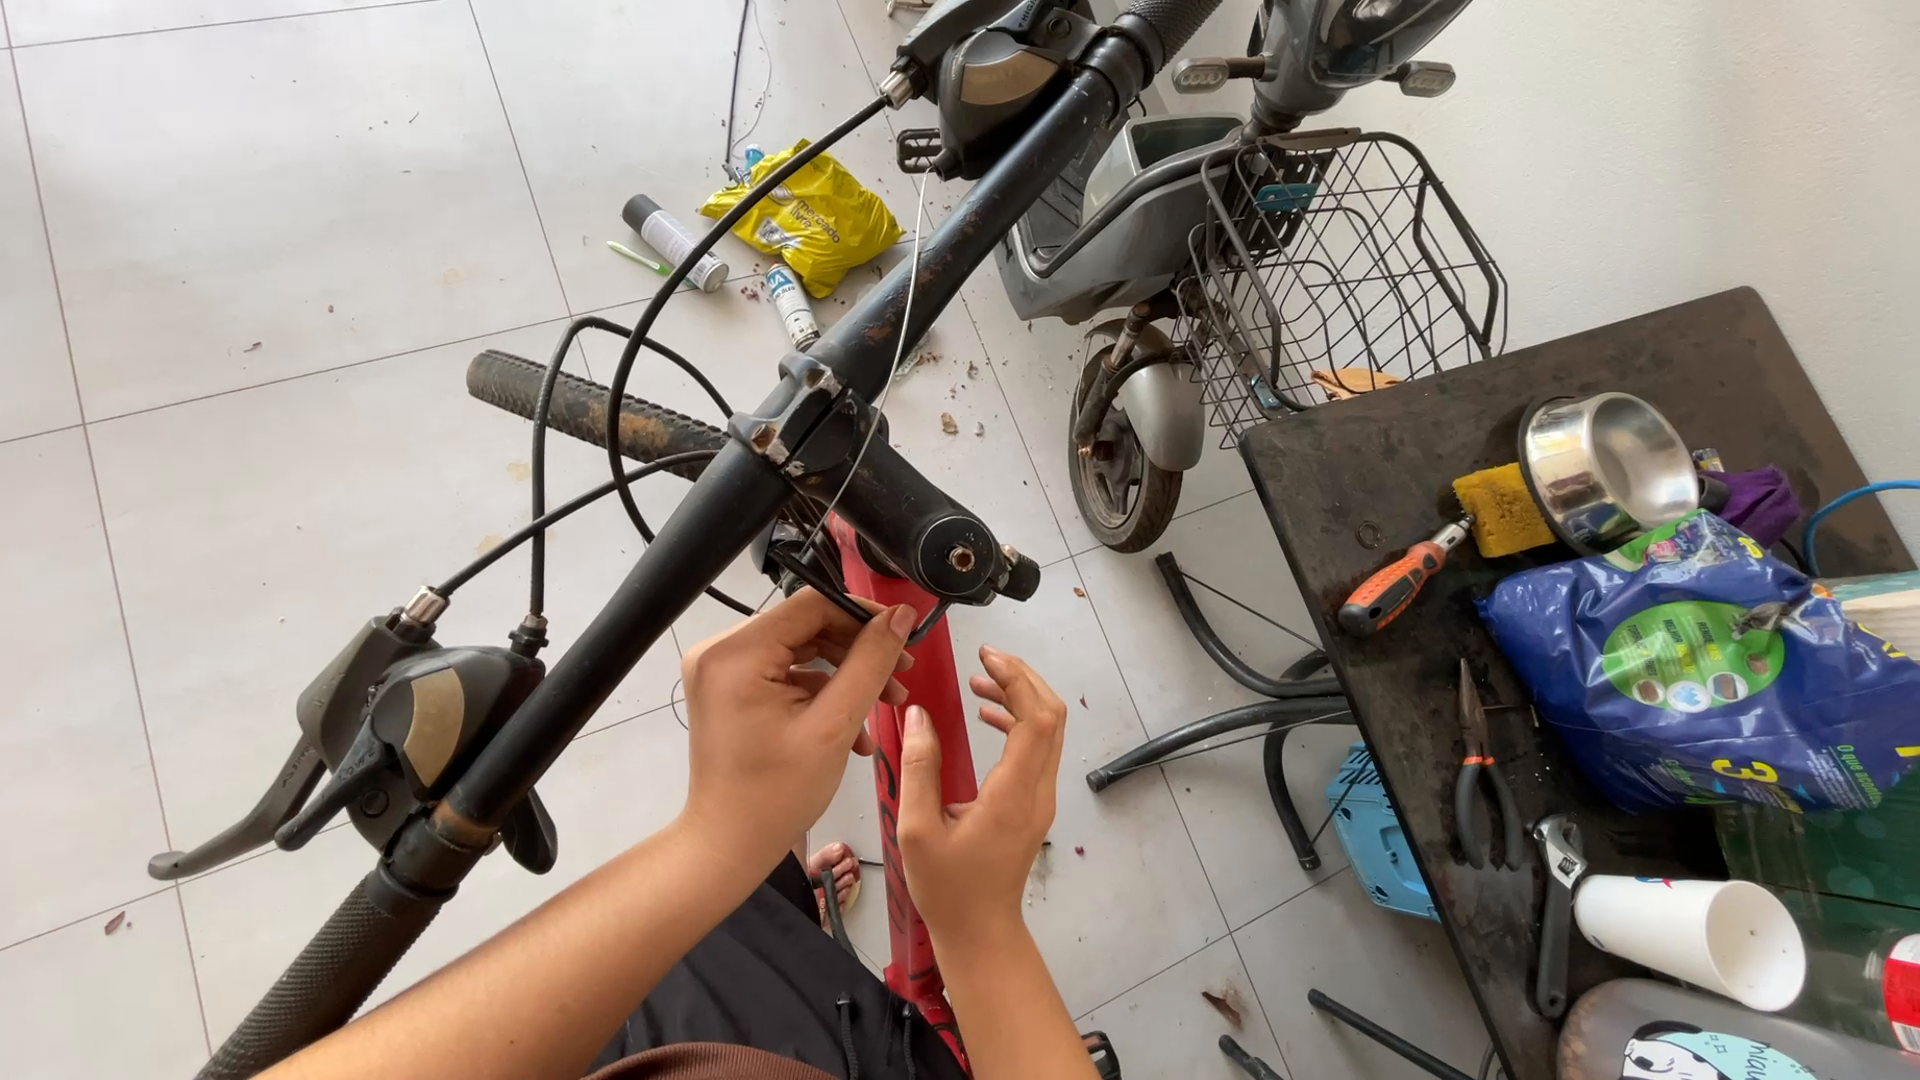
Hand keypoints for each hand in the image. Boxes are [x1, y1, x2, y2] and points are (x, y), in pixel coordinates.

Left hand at [678, 589, 917, 871]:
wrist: (727, 847)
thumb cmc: (777, 794)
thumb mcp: (834, 725)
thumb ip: (870, 663)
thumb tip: (901, 615)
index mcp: (737, 652)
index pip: (812, 605)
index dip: (864, 615)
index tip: (904, 636)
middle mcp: (721, 650)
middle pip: (808, 626)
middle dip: (859, 651)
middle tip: (902, 677)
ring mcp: (723, 669)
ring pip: (802, 648)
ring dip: (847, 673)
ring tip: (887, 703)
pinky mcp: (731, 687)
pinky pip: (787, 671)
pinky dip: (823, 691)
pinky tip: (855, 726)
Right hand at [896, 645, 1066, 945]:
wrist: (981, 932)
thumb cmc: (947, 887)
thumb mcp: (918, 829)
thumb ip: (919, 767)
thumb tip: (917, 715)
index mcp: (1014, 792)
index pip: (1037, 718)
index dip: (1017, 679)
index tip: (986, 656)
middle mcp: (1038, 789)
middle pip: (1051, 715)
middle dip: (1021, 677)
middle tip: (984, 658)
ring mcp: (1041, 796)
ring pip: (1047, 729)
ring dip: (1020, 697)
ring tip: (979, 682)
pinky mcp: (1035, 802)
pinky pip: (1037, 747)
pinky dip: (1018, 721)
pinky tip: (986, 715)